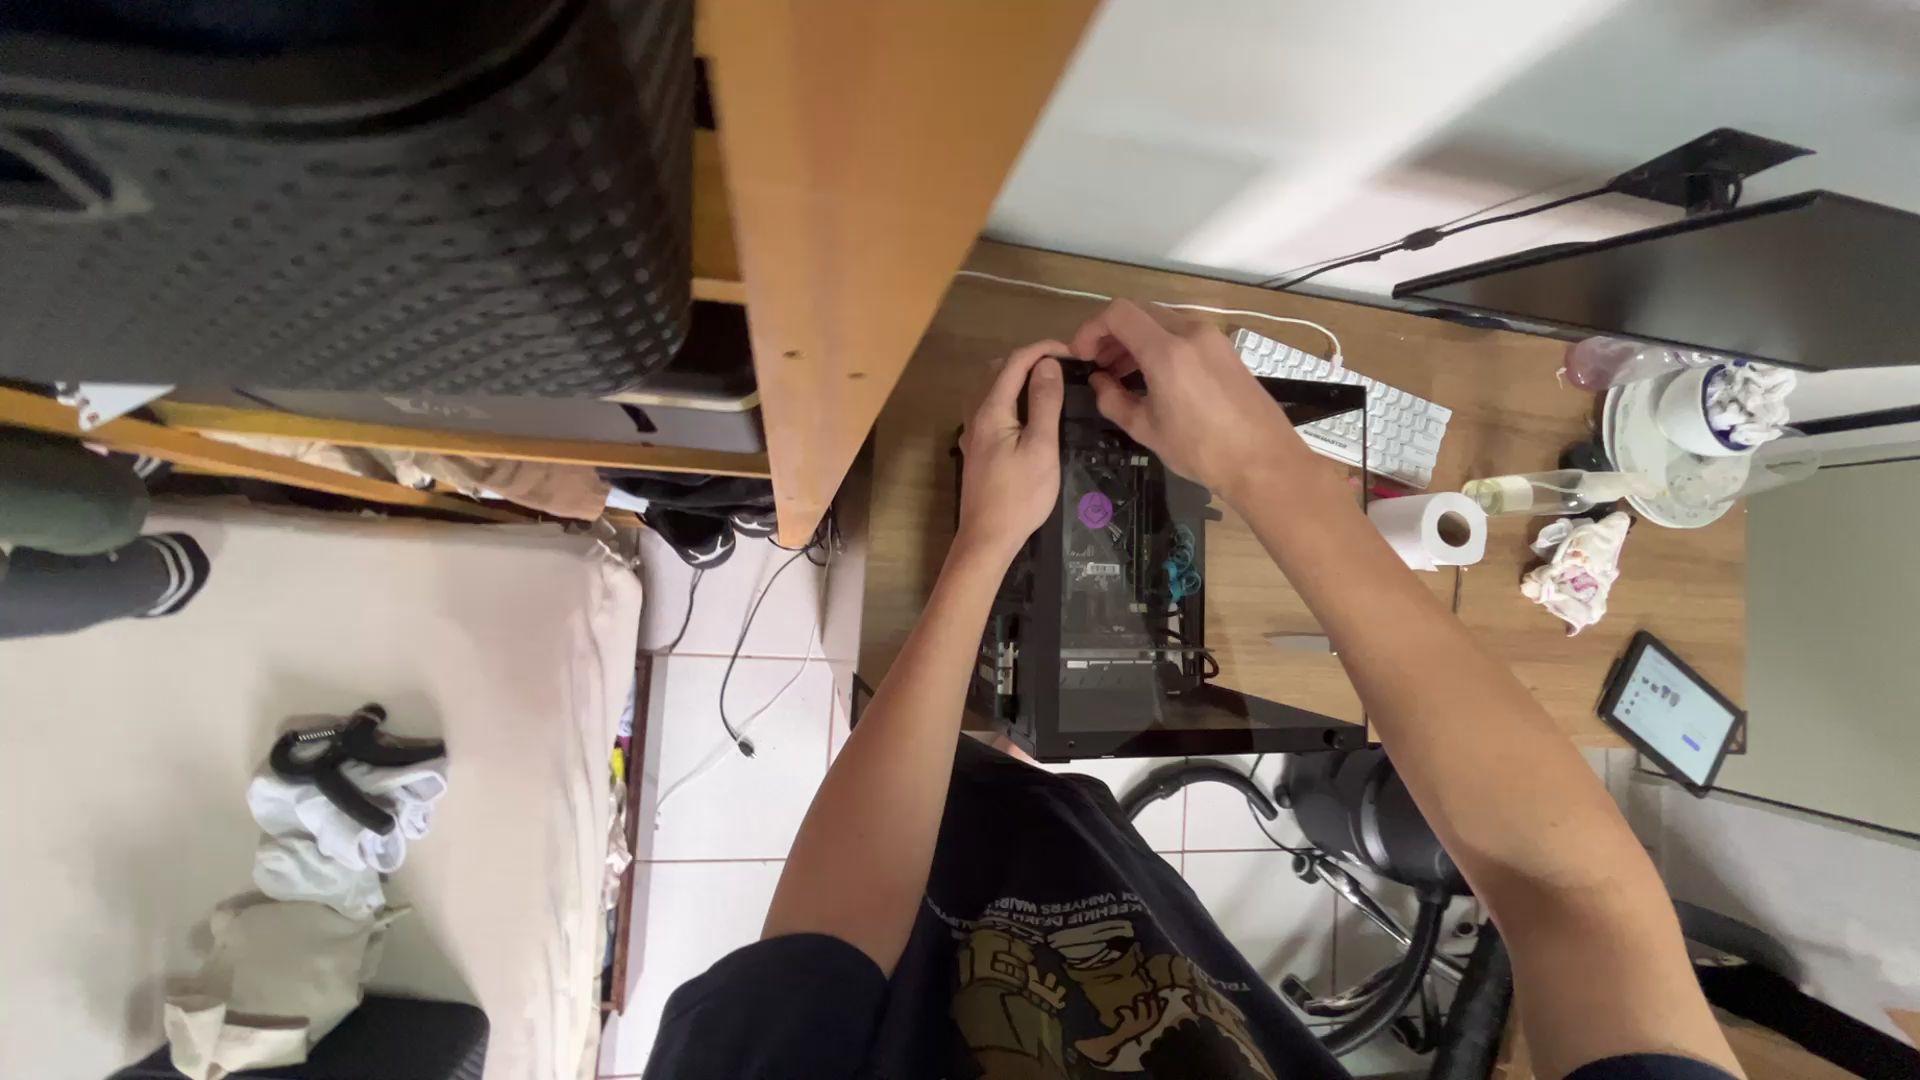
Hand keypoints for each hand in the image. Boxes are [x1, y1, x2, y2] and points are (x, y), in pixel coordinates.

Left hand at [955, 340, 1068, 563]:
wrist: (988, 537)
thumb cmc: (1020, 496)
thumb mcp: (1041, 447)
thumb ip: (1045, 403)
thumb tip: (1048, 364)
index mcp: (992, 411)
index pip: (1015, 362)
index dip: (1044, 350)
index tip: (1073, 354)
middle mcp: (976, 416)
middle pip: (999, 370)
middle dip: (1030, 360)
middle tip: (1064, 369)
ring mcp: (973, 433)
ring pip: (992, 389)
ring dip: (1019, 379)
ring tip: (1050, 386)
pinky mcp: (976, 449)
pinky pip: (991, 409)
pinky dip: (1010, 399)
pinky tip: (1028, 414)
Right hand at [1072, 299, 1303, 502]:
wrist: (1262, 459)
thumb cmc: (1201, 450)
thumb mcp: (1145, 429)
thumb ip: (1113, 399)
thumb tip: (1099, 382)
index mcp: (1167, 352)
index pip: (1118, 313)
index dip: (1091, 329)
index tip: (1083, 355)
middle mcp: (1190, 332)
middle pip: (1138, 311)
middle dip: (1111, 333)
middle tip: (1098, 365)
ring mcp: (1211, 337)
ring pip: (1160, 320)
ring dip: (1134, 339)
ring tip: (1121, 373)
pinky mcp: (1224, 348)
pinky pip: (1181, 333)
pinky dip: (1158, 344)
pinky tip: (1152, 375)